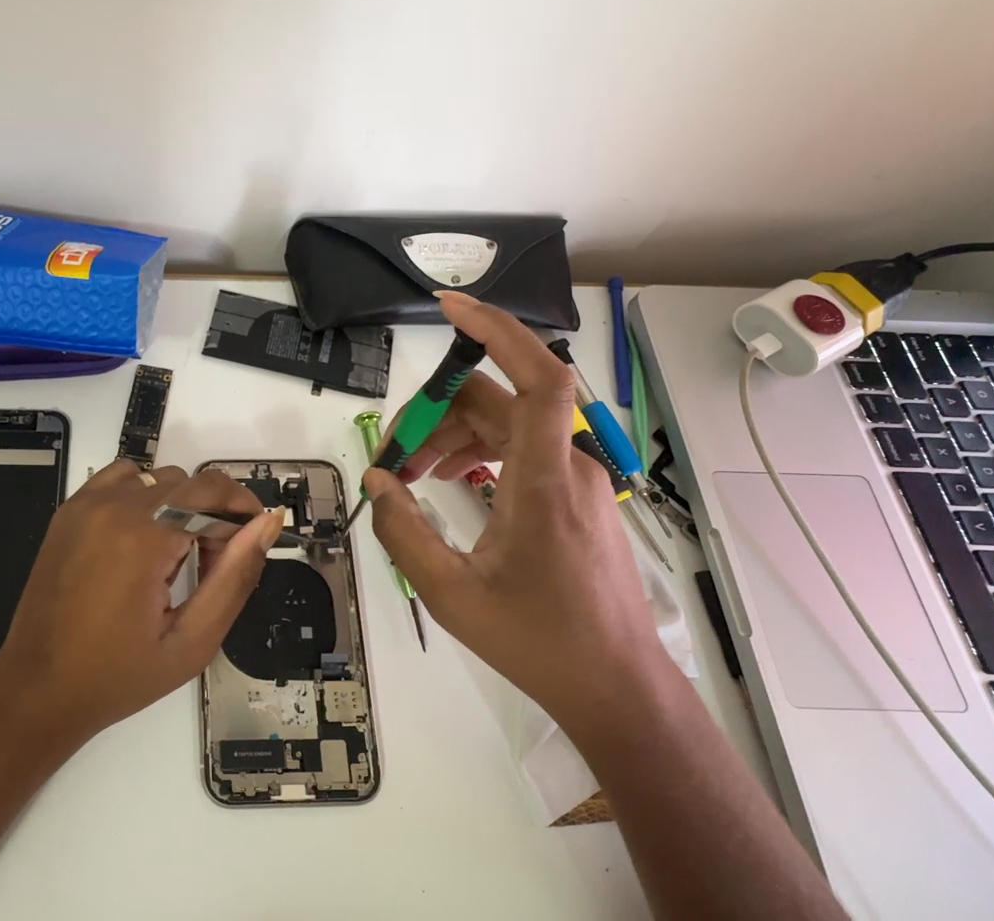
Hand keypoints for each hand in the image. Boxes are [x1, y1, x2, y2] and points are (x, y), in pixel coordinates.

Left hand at [0, 461, 281, 739]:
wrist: (39, 688)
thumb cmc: (118, 676)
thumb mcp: (193, 640)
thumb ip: (235, 576)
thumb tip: (267, 524)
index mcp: (143, 536)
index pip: (212, 490)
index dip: (241, 511)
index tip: (247, 546)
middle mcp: (111, 507)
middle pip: (186, 484)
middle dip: (211, 517)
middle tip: (207, 570)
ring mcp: (84, 506)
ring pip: (155, 478)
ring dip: (176, 506)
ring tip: (172, 560)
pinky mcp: (68, 513)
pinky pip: (118, 480)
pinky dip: (141, 498)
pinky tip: (139, 542)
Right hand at [364, 291, 667, 723]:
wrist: (617, 685)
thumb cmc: (537, 640)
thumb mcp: (450, 593)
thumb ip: (404, 531)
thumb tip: (377, 482)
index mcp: (545, 480)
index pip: (538, 377)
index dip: (497, 331)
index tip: (449, 307)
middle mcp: (570, 466)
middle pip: (500, 403)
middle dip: (436, 416)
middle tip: (391, 458)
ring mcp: (580, 481)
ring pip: (510, 426)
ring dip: (455, 438)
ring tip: (411, 476)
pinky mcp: (579, 497)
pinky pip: (526, 451)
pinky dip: (483, 453)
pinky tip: (453, 481)